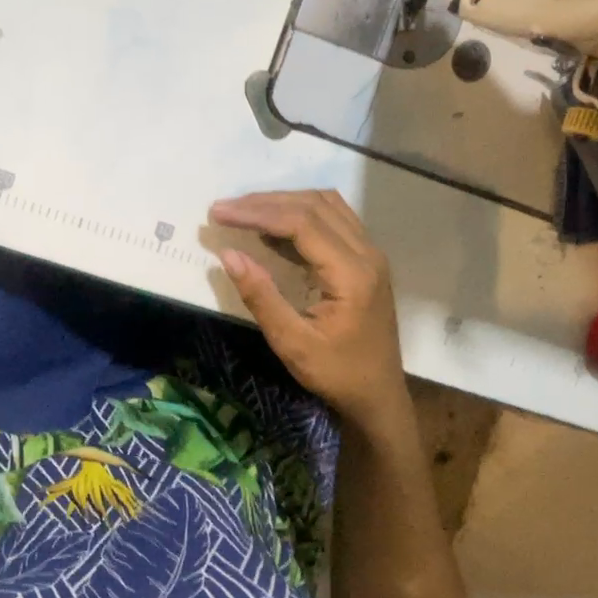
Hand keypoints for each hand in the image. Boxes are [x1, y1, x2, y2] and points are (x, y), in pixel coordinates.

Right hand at [210, 190, 404, 425]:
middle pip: (314, 205)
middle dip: (264, 202)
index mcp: (352, 274)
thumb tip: (228, 254)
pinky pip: (334, 218)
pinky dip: (300, 212)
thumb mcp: (292, 344)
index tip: (219, 213)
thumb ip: (261, 297)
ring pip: (326, 205)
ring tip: (244, 211)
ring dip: (283, 202)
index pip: (301, 223)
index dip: (257, 212)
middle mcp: (367, 254)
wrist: (378, 396)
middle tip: (223, 209)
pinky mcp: (366, 259)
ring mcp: (370, 253)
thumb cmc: (336, 374)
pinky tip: (272, 226)